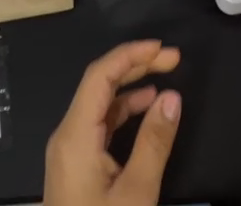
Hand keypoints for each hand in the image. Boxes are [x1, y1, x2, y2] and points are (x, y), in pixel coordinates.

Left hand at [43, 41, 181, 205]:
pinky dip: (124, 110)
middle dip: (136, 66)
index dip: (131, 54)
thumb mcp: (136, 193)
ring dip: (131, 87)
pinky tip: (148, 110)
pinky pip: (99, 123)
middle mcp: (67, 134)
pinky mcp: (76, 165)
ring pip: (100, 103)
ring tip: (166, 79)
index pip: (100, 75)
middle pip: (99, 84)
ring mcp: (70, 150)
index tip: (164, 48)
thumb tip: (173, 98)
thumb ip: (154, 142)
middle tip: (173, 59)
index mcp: (75, 134)